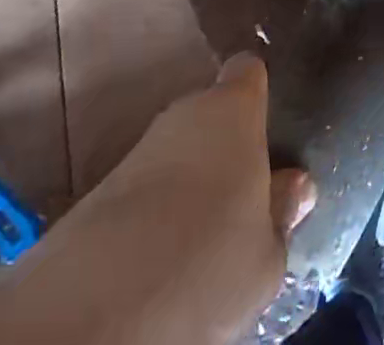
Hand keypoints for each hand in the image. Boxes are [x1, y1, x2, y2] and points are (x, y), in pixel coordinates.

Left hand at [0, 54, 313, 344]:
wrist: (88, 313)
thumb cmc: (208, 259)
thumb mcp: (268, 253)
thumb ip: (282, 211)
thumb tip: (295, 185)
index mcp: (233, 112)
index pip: (247, 71)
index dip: (259, 91)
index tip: (271, 123)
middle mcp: (183, 116)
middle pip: (213, 116)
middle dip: (229, 148)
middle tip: (250, 196)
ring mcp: (138, 152)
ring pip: (180, 155)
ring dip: (195, 182)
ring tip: (212, 234)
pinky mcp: (100, 193)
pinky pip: (148, 190)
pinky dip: (161, 211)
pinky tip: (171, 255)